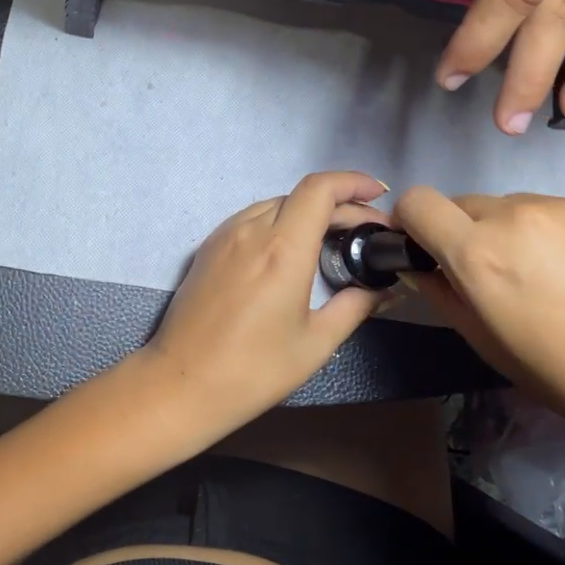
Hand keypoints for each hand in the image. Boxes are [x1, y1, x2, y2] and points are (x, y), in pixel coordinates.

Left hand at [141, 172, 393, 432]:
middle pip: (299, 196)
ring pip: (273, 205)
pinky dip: (277, 222)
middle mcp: (250, 231)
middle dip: (338, 205)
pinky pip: (249, 220)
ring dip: (306, 212)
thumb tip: (381, 289)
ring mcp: (223, 237)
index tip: (378, 194)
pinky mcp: (207, 249)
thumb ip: (354, 307)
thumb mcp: (316, 343)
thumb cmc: (254, 370)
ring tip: (332, 239)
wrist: (182, 383)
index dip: (353, 182)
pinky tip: (289, 249)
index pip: (319, 189)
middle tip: (365, 233)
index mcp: (282, 248)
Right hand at [392, 188, 564, 478]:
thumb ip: (446, 298)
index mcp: (480, 253)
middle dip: (467, 234)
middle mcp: (520, 215)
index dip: (412, 224)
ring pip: (519, 208)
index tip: (427, 252)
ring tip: (561, 285)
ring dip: (518, 235)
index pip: (417, 202)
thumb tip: (424, 270)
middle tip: (500, 281)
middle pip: (467, 203)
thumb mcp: (493, 350)